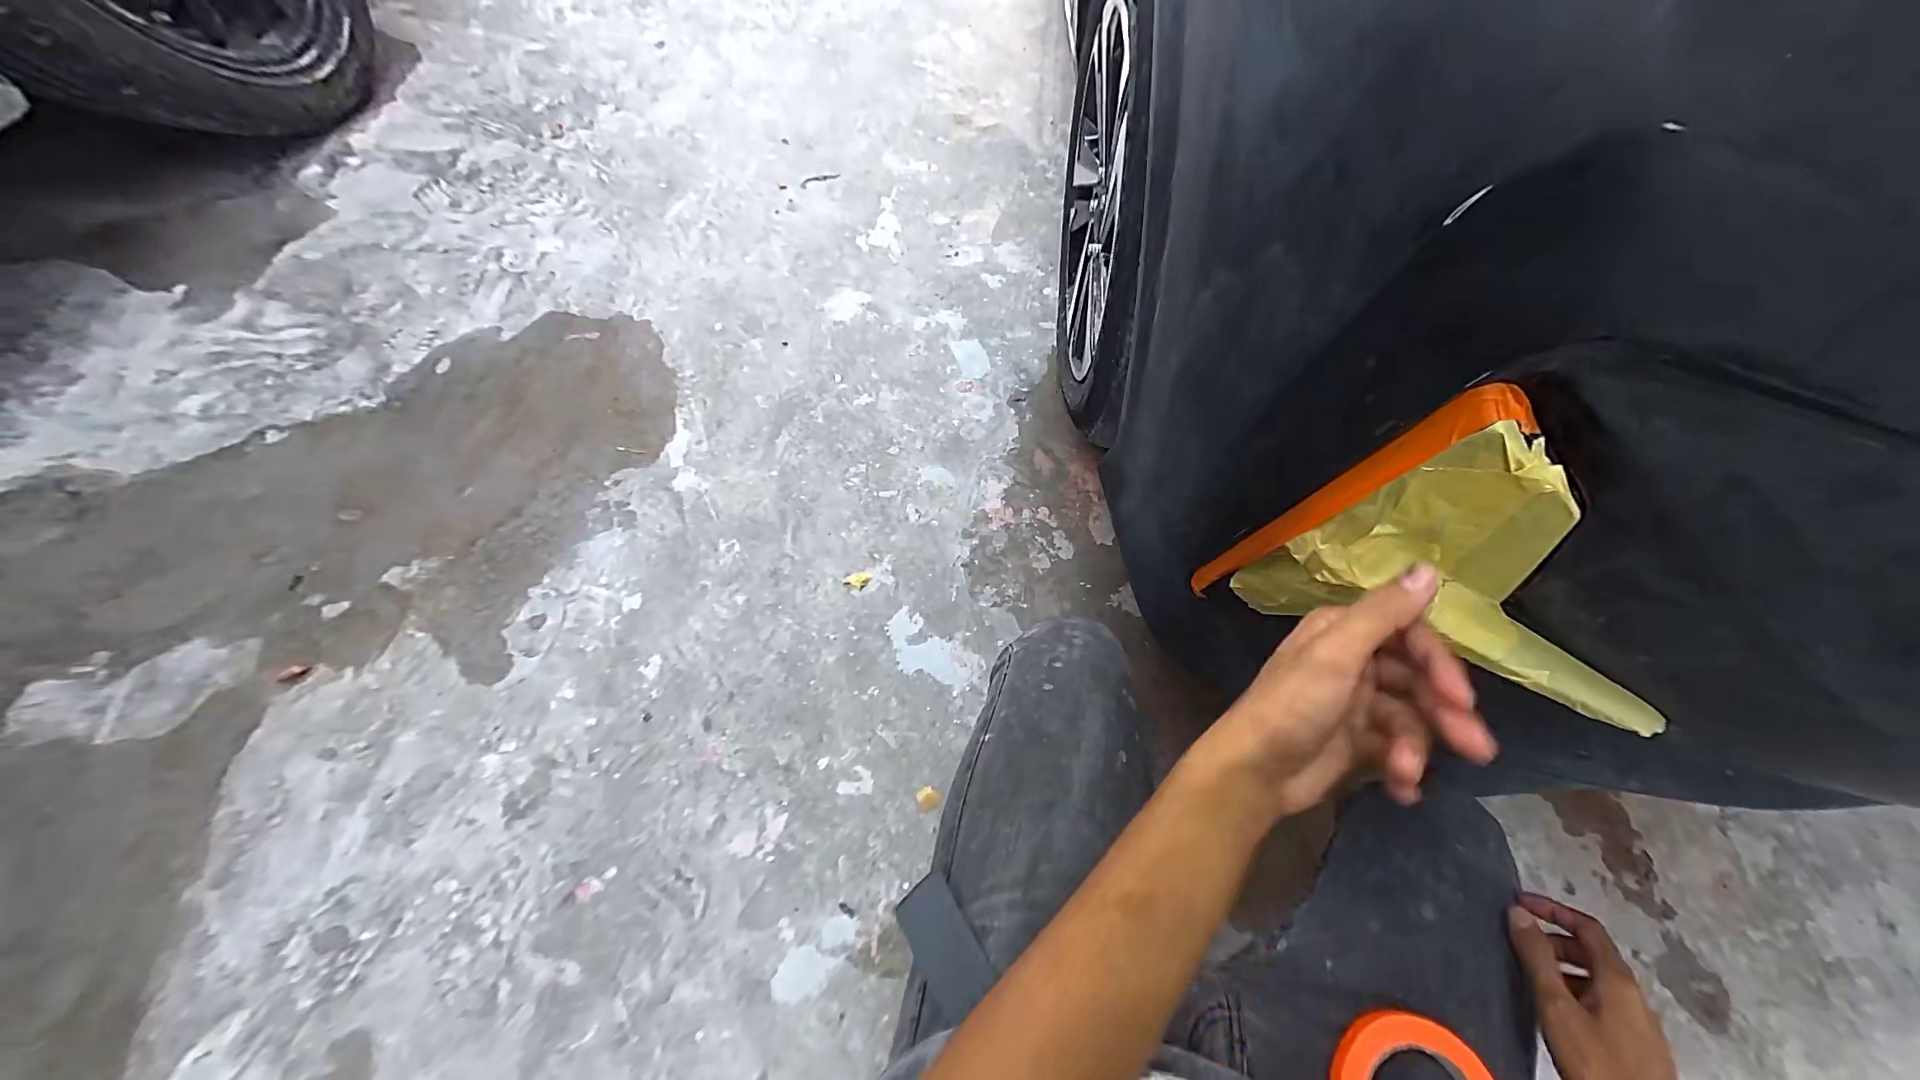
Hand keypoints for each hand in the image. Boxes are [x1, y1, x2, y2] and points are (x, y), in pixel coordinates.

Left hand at [1190, 562, 1497, 822]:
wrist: (1254, 770)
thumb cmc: (1292, 705)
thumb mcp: (1336, 654)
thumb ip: (1382, 613)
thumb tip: (1426, 567)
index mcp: (1340, 632)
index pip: (1409, 633)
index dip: (1440, 662)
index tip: (1462, 697)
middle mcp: (1349, 661)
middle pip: (1417, 678)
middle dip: (1446, 712)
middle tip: (1476, 747)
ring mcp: (1352, 703)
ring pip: (1410, 717)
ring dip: (1418, 747)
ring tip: (1409, 772)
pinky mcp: (1354, 741)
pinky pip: (1395, 749)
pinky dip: (1404, 768)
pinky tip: (1403, 789)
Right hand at [1508, 893, 1677, 1079]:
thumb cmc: (1595, 1060)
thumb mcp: (1556, 1005)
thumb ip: (1536, 957)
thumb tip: (1518, 912)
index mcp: (1618, 980)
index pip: (1587, 927)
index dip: (1552, 909)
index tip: (1518, 902)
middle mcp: (1634, 995)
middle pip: (1592, 951)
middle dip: (1553, 938)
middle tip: (1518, 941)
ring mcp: (1639, 1022)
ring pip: (1596, 977)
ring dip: (1562, 966)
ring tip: (1530, 975)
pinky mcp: (1637, 1043)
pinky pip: (1601, 999)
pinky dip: (1574, 988)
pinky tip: (1556, 1008)